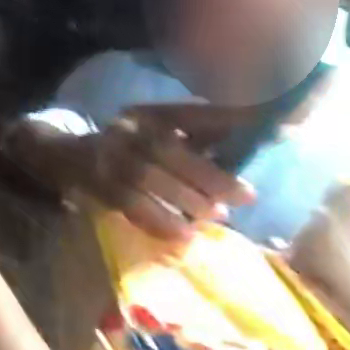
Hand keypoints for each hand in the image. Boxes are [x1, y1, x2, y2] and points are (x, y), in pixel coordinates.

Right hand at [74, 104, 257, 239]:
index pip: (187, 113)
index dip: (226, 121)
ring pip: (144, 177)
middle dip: (208, 175)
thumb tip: (282, 129)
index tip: (272, 135)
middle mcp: (123, 132)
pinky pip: (126, 203)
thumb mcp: (165, 134)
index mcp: (147, 116)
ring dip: (184, 200)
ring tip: (213, 216)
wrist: (67, 160)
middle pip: (164, 149)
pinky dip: (157, 221)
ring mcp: (104, 158)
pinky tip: (182, 235)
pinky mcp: (94, 185)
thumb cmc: (135, 150)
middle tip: (242, 199)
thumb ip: (212, 134)